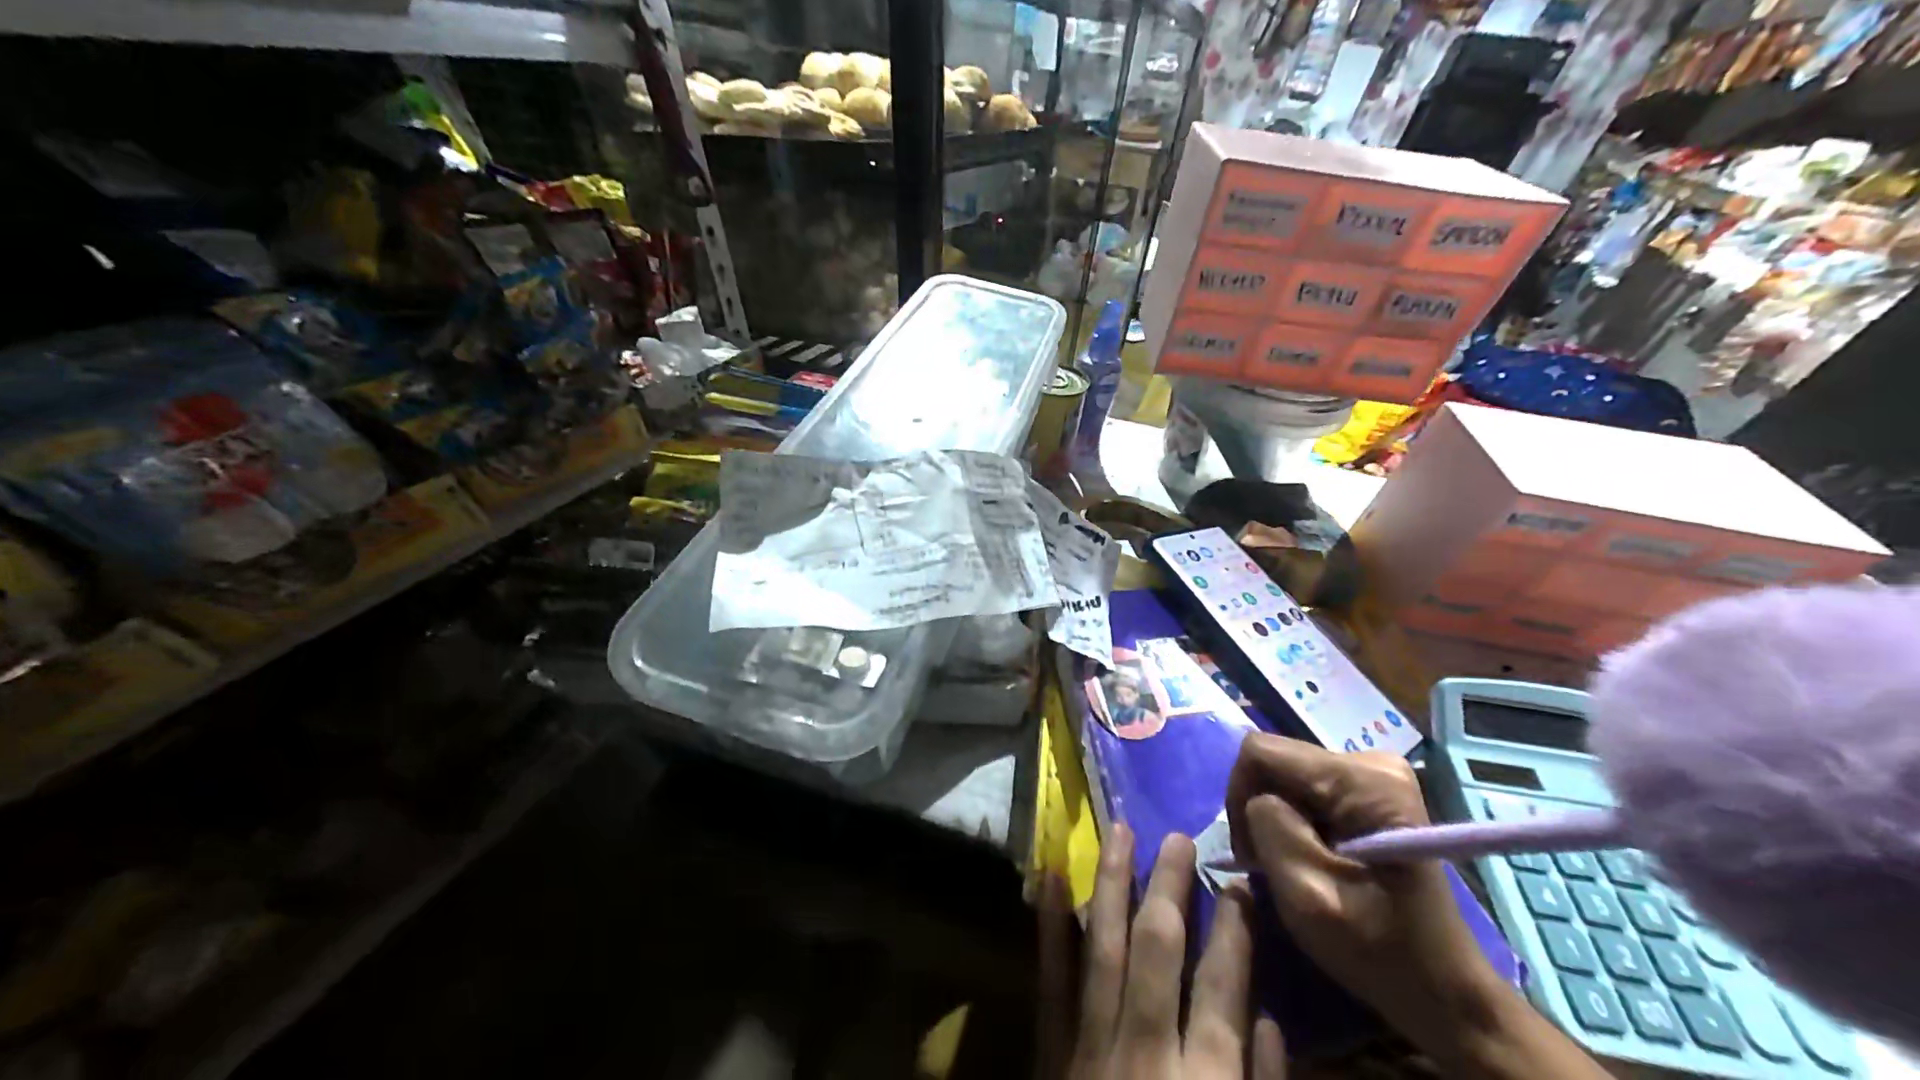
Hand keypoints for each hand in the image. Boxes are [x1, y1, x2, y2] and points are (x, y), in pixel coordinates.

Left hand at [1037, 823, 1284, 1079]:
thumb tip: (1270, 1019)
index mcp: (1205, 1075)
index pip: (1221, 984)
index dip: (1232, 929)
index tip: (1238, 885)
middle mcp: (1146, 1044)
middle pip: (1157, 946)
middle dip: (1169, 886)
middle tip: (1177, 837)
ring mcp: (1091, 1041)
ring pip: (1103, 945)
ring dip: (1113, 883)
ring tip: (1120, 831)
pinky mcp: (1051, 1047)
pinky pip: (1050, 978)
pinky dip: (1051, 926)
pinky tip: (1051, 875)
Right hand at [1226, 736, 1610, 1079]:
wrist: (1442, 988)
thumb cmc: (1377, 947)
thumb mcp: (1306, 891)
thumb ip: (1269, 826)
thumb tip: (1255, 798)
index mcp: (1363, 780)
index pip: (1261, 751)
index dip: (1240, 794)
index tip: (1250, 850)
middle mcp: (1373, 761)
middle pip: (1276, 759)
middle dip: (1258, 806)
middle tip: (1265, 861)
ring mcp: (1376, 774)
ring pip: (1287, 773)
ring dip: (1275, 816)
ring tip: (1288, 861)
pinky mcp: (1372, 790)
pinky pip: (1306, 786)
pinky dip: (1295, 818)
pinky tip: (1310, 853)